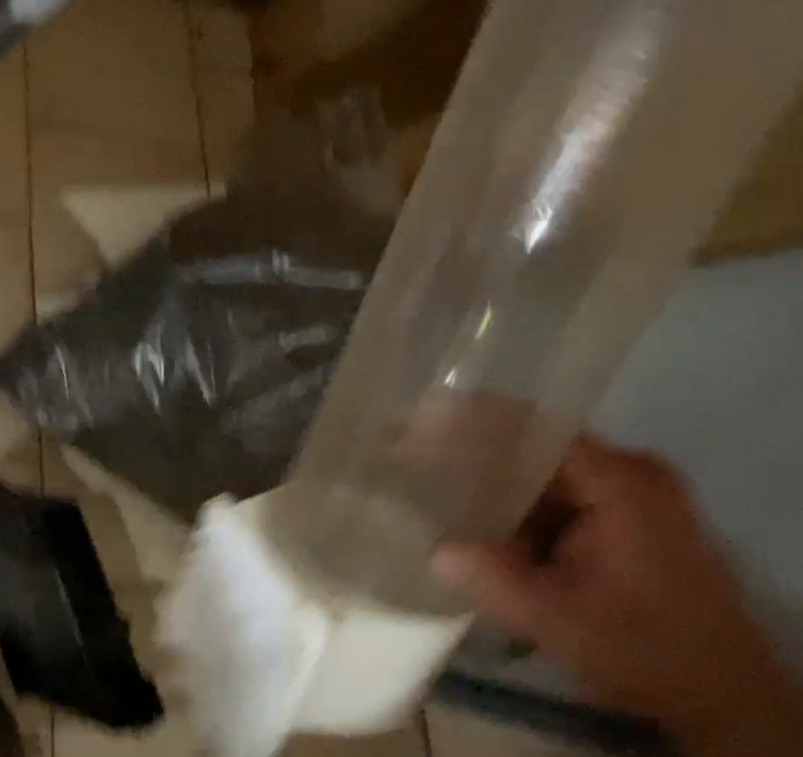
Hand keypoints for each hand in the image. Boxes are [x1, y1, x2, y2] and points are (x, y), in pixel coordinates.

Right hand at [433, 436, 800, 754]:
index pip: (522, 424)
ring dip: (479, 476)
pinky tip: (462, 514)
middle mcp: (627, 471)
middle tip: (397, 457)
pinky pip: (548, 489)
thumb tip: (430, 547)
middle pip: (524, 440)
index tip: (403, 432)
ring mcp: (628, 494)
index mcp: (619, 480)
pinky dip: (505, 499)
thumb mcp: (559, 621)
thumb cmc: (647, 652)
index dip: (458, 423)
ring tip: (416, 481)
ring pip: (532, 466)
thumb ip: (491, 578)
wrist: (728, 703)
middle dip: (459, 449)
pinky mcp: (621, 518)